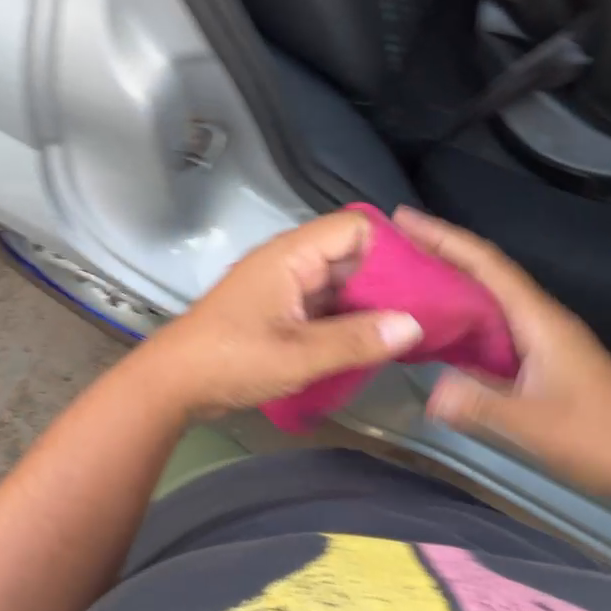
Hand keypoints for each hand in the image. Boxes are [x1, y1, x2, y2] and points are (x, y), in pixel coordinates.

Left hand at [126, 210, 424, 420]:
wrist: (173, 382)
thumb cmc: (231, 359)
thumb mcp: (298, 355)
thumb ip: (356, 339)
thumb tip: (414, 324)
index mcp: (291, 255)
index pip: (353, 229)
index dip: (393, 247)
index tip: (431, 277)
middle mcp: (289, 262)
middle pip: (351, 255)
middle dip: (390, 279)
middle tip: (436, 309)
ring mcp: (284, 286)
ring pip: (340, 282)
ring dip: (372, 302)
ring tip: (419, 328)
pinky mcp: (280, 311)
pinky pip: (325, 304)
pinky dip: (350, 318)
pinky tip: (379, 342)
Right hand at [394, 207, 610, 507]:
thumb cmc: (599, 441)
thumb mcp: (533, 426)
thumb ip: (479, 405)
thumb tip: (427, 392)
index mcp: (539, 319)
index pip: (486, 263)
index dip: (443, 236)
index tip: (402, 217)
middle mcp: (541, 317)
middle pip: (486, 268)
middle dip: (441, 247)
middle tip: (393, 238)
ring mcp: (545, 335)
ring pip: (490, 291)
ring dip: (451, 273)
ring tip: (407, 267)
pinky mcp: (544, 355)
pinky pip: (494, 315)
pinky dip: (463, 304)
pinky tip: (440, 316)